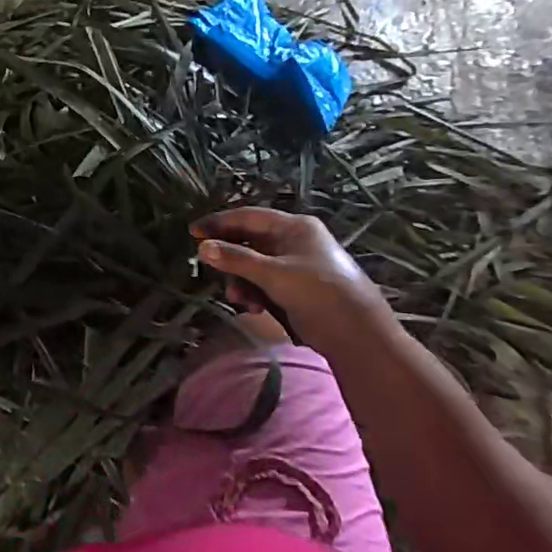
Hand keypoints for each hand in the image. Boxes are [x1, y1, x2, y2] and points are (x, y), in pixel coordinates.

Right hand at [192, 207, 390, 342]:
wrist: (358, 335)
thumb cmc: (319, 294)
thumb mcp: (273, 274)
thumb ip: (236, 259)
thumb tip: (202, 247)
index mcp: (294, 227)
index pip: (248, 217)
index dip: (218, 223)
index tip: (192, 233)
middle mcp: (294, 241)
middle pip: (248, 241)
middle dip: (229, 259)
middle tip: (210, 270)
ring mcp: (295, 264)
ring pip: (252, 265)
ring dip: (240, 281)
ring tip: (240, 299)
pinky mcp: (295, 286)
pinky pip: (263, 282)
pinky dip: (253, 292)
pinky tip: (254, 308)